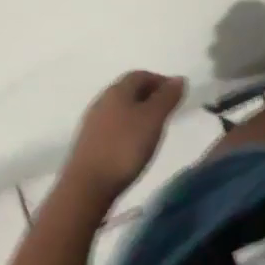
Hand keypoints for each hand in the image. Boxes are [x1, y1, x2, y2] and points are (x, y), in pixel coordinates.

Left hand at [61, 71, 185, 199]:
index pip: (141, 75)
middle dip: (150, 96)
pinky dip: (126, 129)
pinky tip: (133, 146)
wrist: (85, 188)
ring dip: (138, 114)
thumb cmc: (124, 147)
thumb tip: (178, 79)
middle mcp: (102, 102)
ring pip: (120, 110)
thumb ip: (167, 97)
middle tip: (167, 111)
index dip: (161, 81)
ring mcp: (92, 124)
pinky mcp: (87, 145)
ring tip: (153, 130)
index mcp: (117, 91)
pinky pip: (112, 127)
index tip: (176, 95)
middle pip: (129, 91)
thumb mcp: (154, 119)